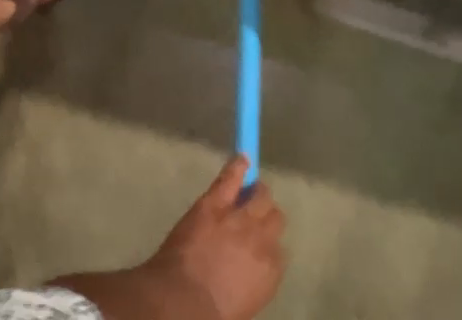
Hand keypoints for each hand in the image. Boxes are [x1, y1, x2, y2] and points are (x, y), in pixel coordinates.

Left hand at [144, 155, 287, 319]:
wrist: (182, 299)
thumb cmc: (211, 312)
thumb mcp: (244, 304)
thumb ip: (254, 282)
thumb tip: (250, 272)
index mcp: (270, 270)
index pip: (279, 250)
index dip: (267, 244)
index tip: (258, 245)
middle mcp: (262, 239)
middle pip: (275, 217)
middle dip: (266, 216)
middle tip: (254, 215)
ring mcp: (239, 217)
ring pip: (260, 195)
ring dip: (257, 193)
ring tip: (252, 188)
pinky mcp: (215, 203)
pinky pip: (231, 178)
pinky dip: (237, 166)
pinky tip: (242, 157)